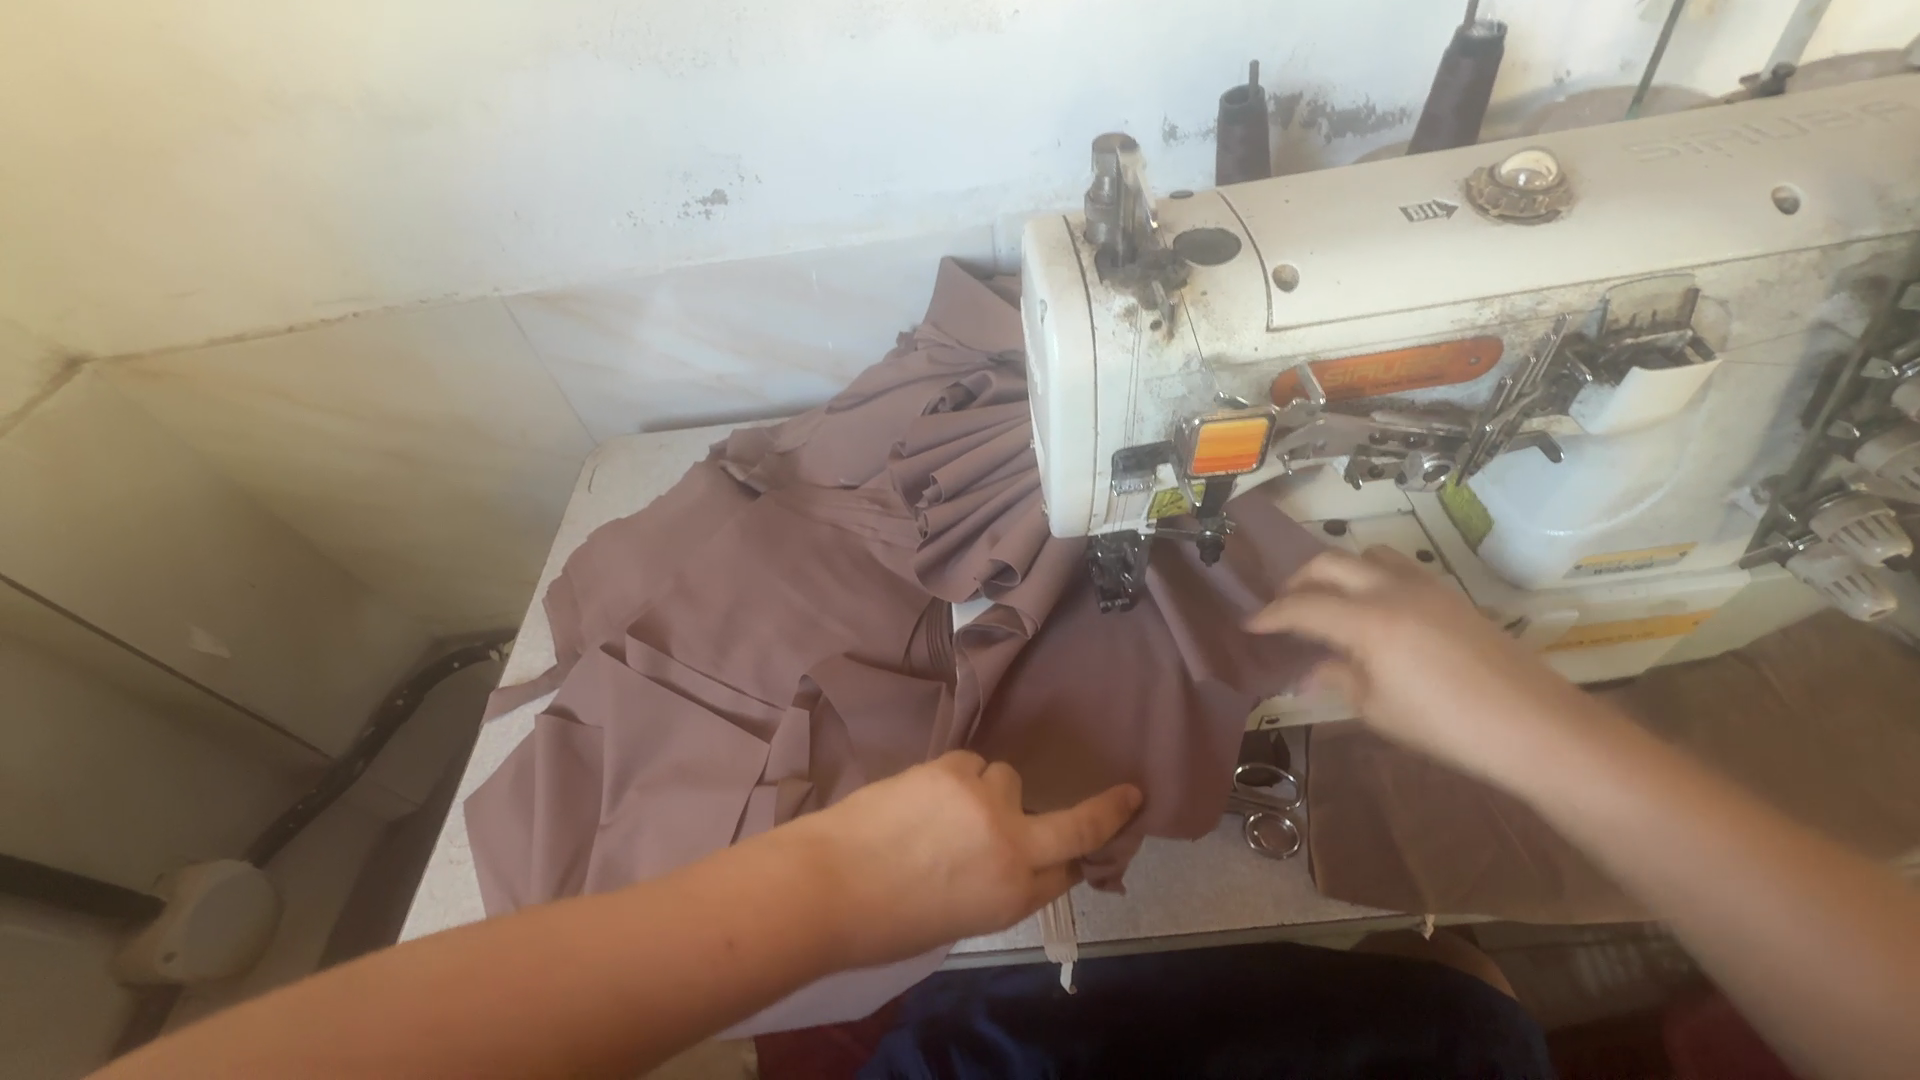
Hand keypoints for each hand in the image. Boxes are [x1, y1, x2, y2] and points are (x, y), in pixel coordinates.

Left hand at [781, 752, 1140, 968]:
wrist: (825, 885)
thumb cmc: (887, 921)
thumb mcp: (962, 920)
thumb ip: (1003, 887)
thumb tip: (1024, 858)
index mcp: (1013, 894)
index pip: (1069, 869)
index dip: (1085, 854)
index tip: (1104, 835)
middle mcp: (1010, 845)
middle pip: (1074, 822)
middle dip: (1105, 809)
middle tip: (1125, 794)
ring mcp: (983, 801)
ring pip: (1007, 779)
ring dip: (990, 791)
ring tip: (950, 808)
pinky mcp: (951, 769)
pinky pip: (971, 763)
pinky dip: (958, 775)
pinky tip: (928, 793)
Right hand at [1246, 546, 1612, 786]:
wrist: (1536, 727)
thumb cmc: (1445, 725)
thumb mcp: (1376, 708)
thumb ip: (1336, 677)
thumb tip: (1310, 668)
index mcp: (1366, 620)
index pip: (1301, 607)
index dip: (1269, 616)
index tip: (1248, 625)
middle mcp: (1390, 589)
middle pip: (1327, 564)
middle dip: (1296, 583)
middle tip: (1281, 611)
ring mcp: (1425, 586)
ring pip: (1364, 555)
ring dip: (1335, 572)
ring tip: (1325, 602)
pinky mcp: (1449, 593)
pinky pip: (1395, 567)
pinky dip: (1368, 577)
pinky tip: (1371, 609)